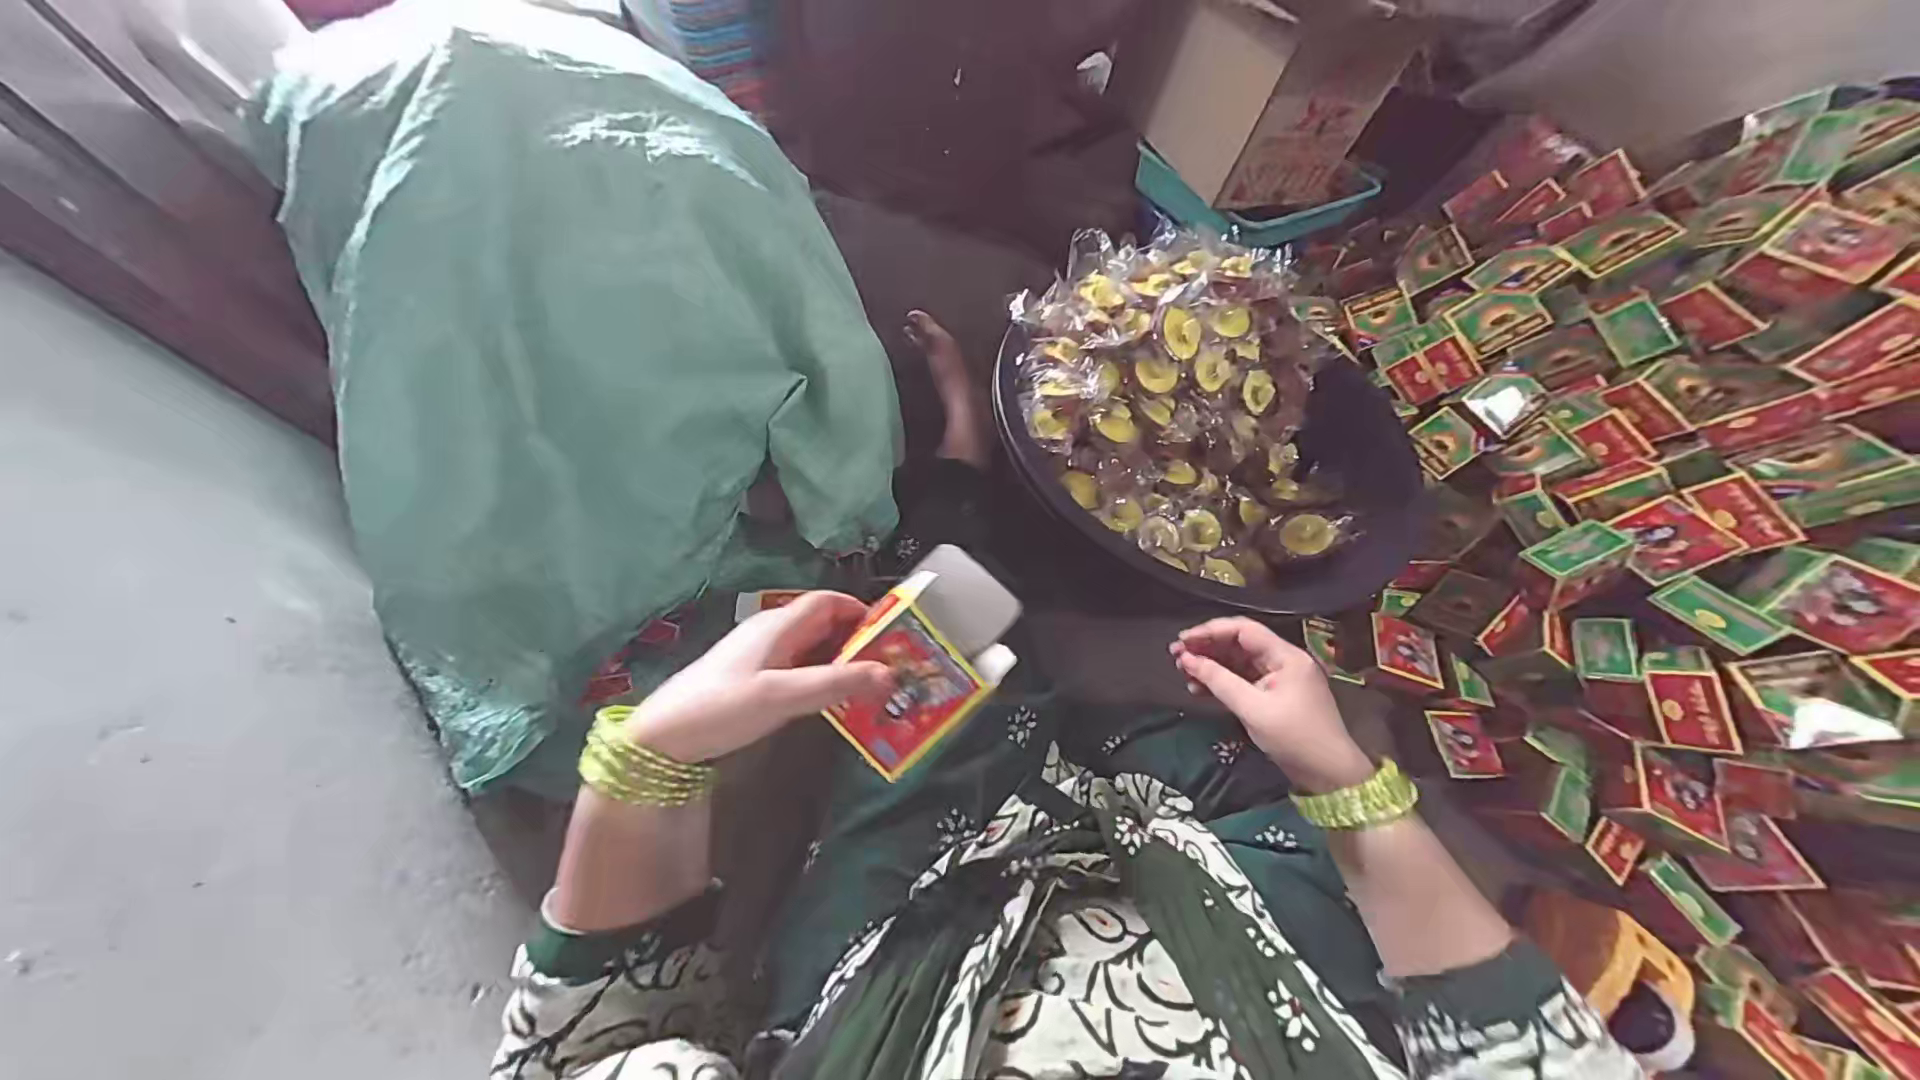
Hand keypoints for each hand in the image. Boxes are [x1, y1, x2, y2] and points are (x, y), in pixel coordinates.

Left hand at [619, 591, 892, 762]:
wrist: (662, 737)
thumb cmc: (722, 707)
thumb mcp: (784, 696)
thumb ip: (837, 684)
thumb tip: (889, 674)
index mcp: (779, 624)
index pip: (829, 602)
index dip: (861, 611)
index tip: (889, 634)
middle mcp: (772, 632)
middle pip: (824, 623)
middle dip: (857, 639)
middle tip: (886, 664)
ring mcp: (761, 654)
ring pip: (812, 647)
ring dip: (840, 660)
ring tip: (867, 683)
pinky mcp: (754, 675)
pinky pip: (799, 665)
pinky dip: (821, 674)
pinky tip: (830, 698)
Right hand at [1170, 617, 1373, 793]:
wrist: (1330, 776)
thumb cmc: (1295, 738)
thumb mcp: (1252, 708)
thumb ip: (1218, 680)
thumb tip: (1187, 659)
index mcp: (1286, 657)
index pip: (1243, 630)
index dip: (1210, 631)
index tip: (1183, 640)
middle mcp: (1282, 661)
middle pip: (1238, 643)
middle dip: (1206, 647)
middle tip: (1176, 656)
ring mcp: (1278, 678)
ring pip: (1236, 661)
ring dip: (1209, 665)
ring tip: (1183, 672)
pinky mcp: (1272, 695)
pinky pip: (1241, 679)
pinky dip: (1220, 681)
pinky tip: (1198, 688)